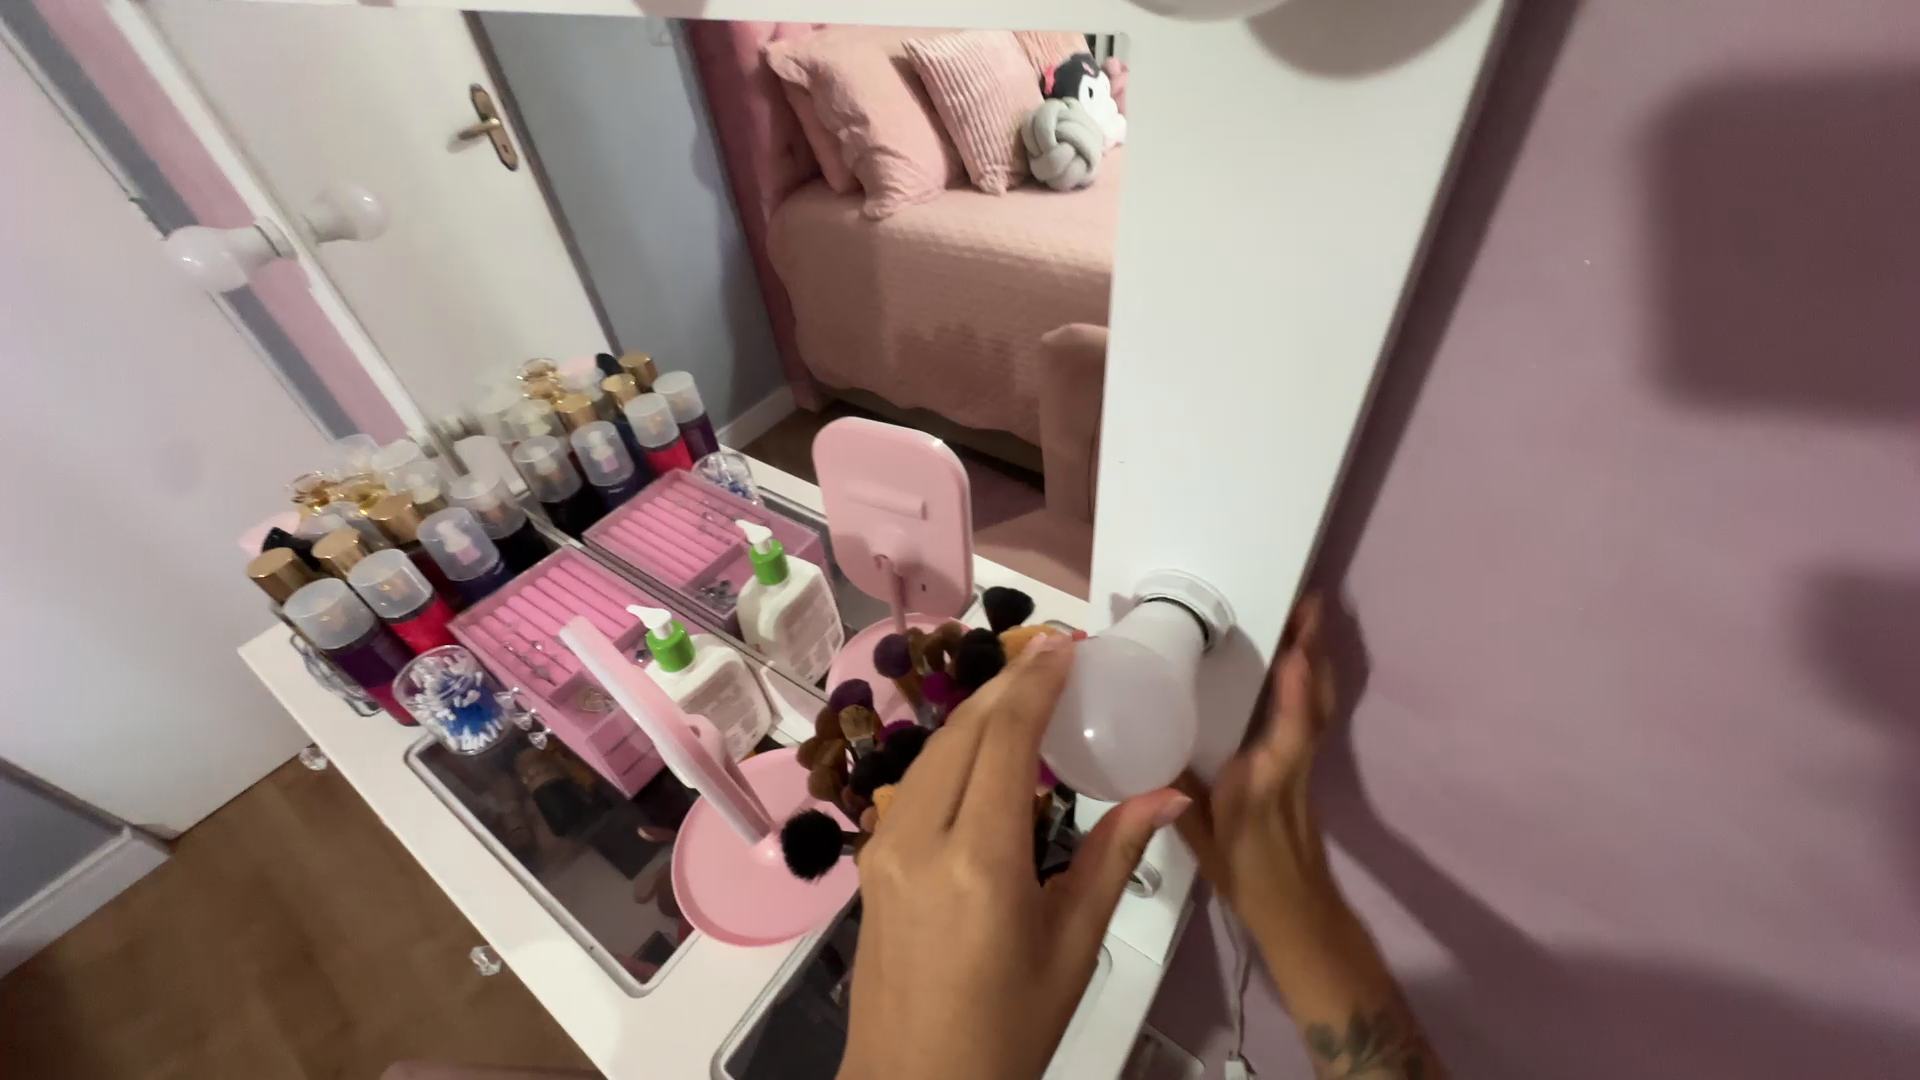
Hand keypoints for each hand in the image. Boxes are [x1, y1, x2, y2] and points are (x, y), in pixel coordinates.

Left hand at [838, 633, 1190, 1079]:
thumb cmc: (1009, 1026)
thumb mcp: (1073, 944)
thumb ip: (1116, 856)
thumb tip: (1168, 793)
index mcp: (979, 861)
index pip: (1004, 740)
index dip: (1035, 683)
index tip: (1063, 646)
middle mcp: (920, 837)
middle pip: (964, 729)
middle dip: (1008, 681)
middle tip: (1052, 653)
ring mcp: (885, 843)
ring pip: (934, 746)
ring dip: (979, 707)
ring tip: (1025, 684)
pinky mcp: (873, 854)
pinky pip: (918, 777)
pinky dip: (956, 744)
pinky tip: (986, 741)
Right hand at [1174, 595, 1355, 959]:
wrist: (1300, 914)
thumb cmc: (1249, 877)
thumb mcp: (1201, 839)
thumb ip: (1176, 792)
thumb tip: (1144, 748)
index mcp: (1266, 780)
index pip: (1291, 730)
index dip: (1296, 688)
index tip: (1295, 645)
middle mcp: (1291, 762)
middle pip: (1316, 701)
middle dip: (1315, 650)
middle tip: (1309, 602)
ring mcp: (1301, 762)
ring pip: (1319, 703)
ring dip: (1317, 658)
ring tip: (1305, 617)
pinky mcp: (1300, 765)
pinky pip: (1311, 713)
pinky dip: (1308, 680)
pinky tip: (1294, 662)